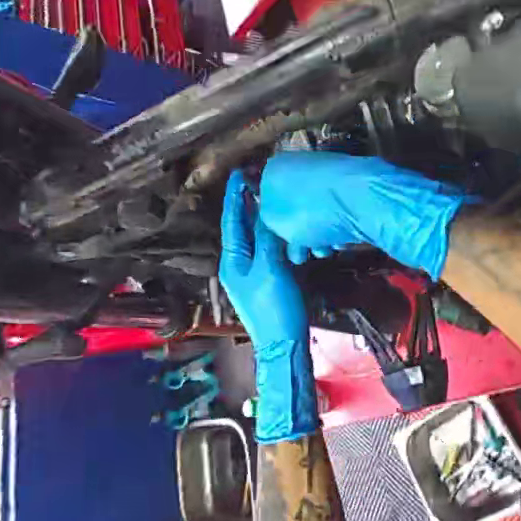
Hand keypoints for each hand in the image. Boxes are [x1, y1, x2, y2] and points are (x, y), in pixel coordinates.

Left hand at [220, 171, 317, 443]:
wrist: (284, 346)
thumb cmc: (274, 308)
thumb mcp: (271, 269)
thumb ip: (268, 238)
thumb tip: (266, 209)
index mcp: (232, 260)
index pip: (233, 220)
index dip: (237, 197)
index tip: (240, 173)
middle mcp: (238, 264)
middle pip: (243, 227)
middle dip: (250, 203)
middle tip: (261, 179)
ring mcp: (253, 273)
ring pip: (257, 237)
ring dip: (264, 217)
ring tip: (275, 196)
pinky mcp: (268, 280)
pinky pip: (269, 249)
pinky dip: (275, 234)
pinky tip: (287, 226)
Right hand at [258, 152, 467, 277]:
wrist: (364, 198)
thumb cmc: (310, 209)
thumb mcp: (273, 223)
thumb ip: (266, 222)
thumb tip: (273, 222)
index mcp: (275, 169)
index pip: (264, 200)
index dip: (271, 228)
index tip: (279, 248)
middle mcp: (301, 165)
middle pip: (293, 207)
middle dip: (298, 235)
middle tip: (302, 255)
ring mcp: (330, 173)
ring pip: (317, 211)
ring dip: (319, 236)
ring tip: (325, 251)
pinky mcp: (355, 185)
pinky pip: (340, 210)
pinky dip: (339, 227)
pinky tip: (343, 242)